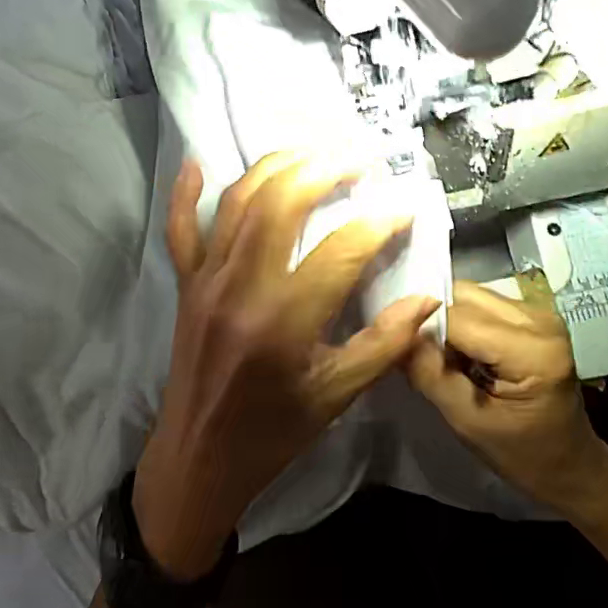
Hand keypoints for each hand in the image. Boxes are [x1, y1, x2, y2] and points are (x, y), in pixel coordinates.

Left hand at [136, 153, 440, 578]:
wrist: (199, 456)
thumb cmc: (274, 432)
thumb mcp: (337, 396)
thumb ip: (385, 345)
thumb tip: (427, 299)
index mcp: (285, 321)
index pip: (341, 249)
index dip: (380, 222)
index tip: (405, 210)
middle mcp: (241, 287)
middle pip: (281, 204)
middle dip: (324, 170)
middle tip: (359, 156)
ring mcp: (206, 281)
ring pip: (236, 203)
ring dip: (274, 167)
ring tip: (311, 150)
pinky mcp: (186, 286)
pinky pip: (180, 230)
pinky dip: (186, 193)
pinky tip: (199, 161)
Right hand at [406, 281, 607, 520]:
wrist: (569, 463)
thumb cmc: (522, 454)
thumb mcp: (468, 422)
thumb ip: (431, 375)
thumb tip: (398, 335)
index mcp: (532, 349)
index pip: (457, 317)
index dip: (421, 331)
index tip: (399, 354)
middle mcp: (540, 318)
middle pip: (463, 296)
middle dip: (433, 321)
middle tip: (418, 357)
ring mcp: (539, 312)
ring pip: (470, 295)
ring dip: (447, 321)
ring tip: (440, 358)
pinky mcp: (533, 315)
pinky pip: (482, 304)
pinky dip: (462, 323)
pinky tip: (460, 354)